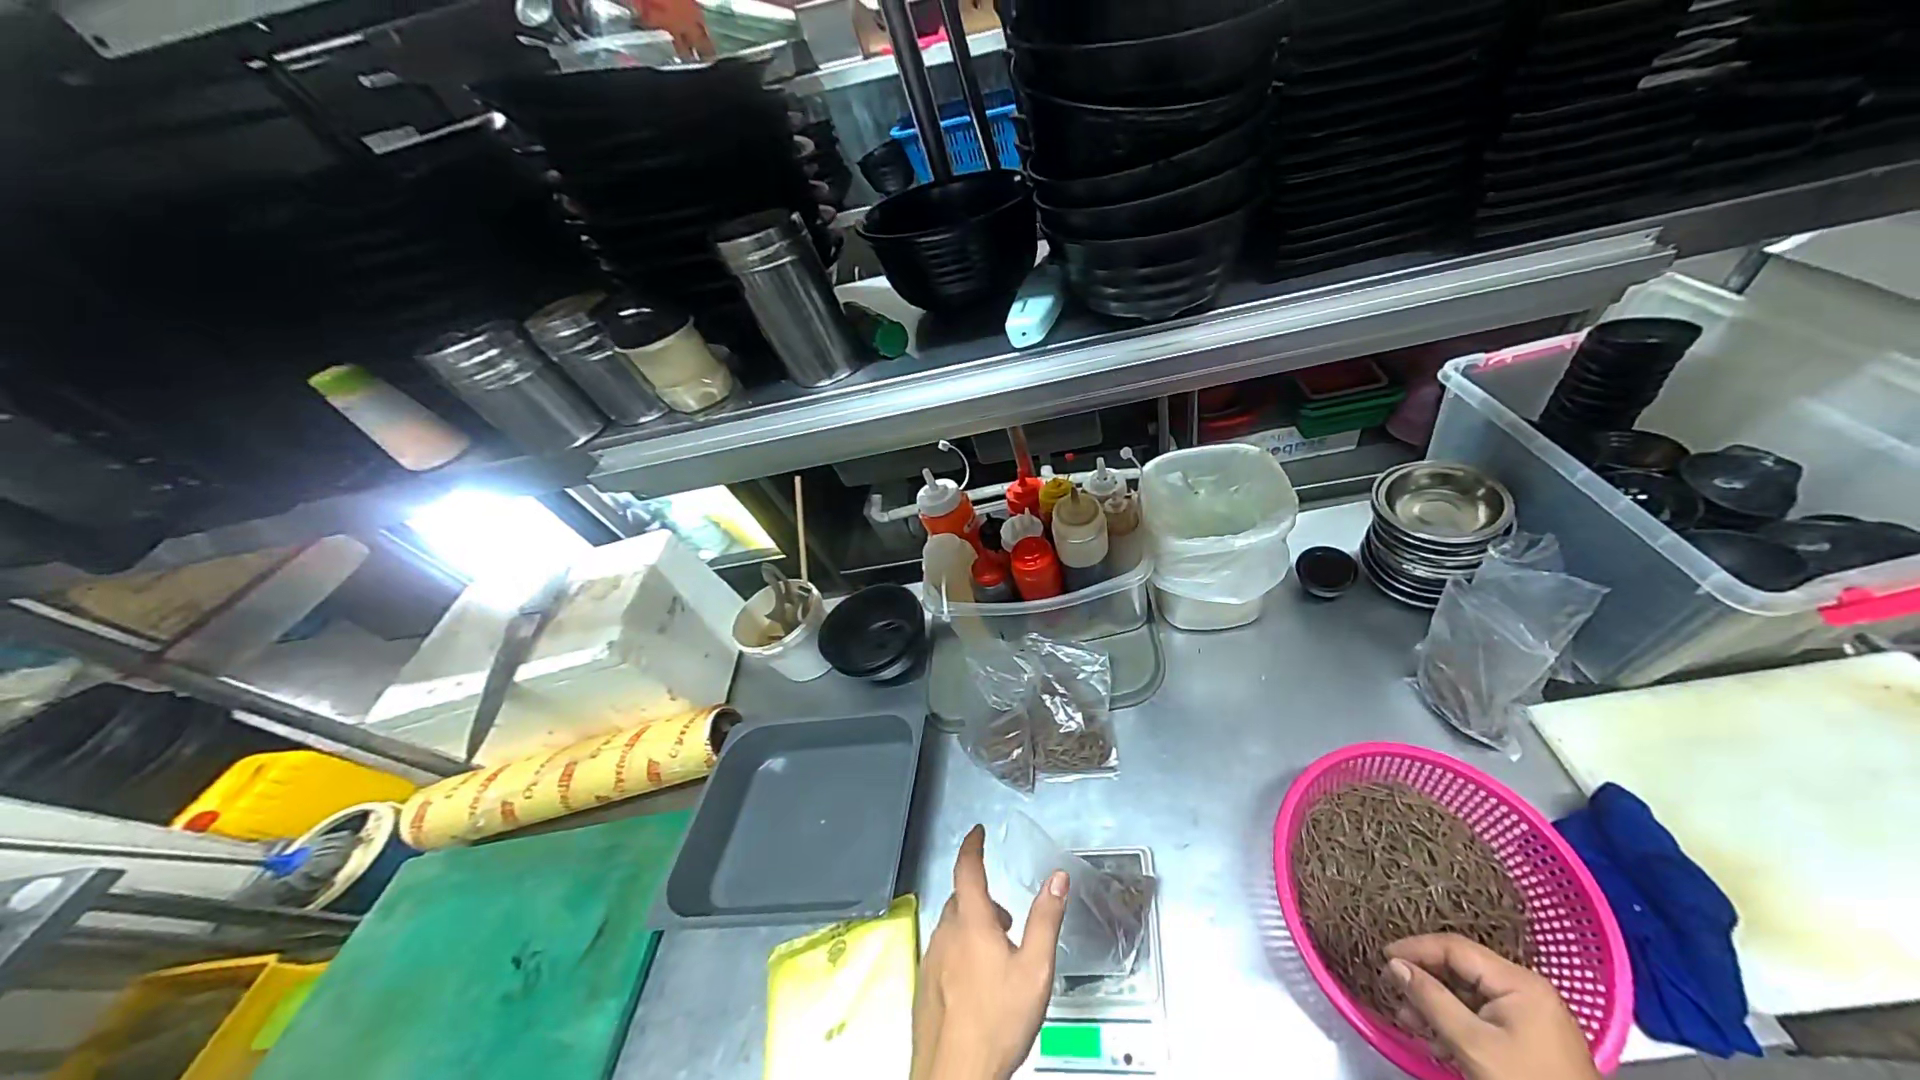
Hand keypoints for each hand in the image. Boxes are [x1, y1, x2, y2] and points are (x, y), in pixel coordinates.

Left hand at [912, 824, 1068, 1079]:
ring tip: (998, 954)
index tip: (977, 832)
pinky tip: (977, 981)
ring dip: (972, 926)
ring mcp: (931, 959)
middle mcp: (945, 934)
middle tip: (1007, 918)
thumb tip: (1058, 879)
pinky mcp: (925, 984)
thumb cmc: (998, 1021)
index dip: (972, 845)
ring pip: (951, 926)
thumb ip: (1046, 919)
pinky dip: (960, 950)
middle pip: (960, 899)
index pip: (967, 869)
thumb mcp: (1036, 969)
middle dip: (983, 898)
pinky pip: (943, 951)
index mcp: (971, 923)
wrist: (956, 1073)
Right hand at [1385, 934, 1600, 1079]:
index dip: (1415, 949)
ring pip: (1468, 994)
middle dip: (1424, 982)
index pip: (1455, 947)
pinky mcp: (1529, 1036)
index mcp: (1519, 982)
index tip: (1384, 959)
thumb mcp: (1472, 1043)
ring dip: (1436, 1005)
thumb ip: (1431, 999)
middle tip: (1395, 994)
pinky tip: (1436, 1039)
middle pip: (1461, 970)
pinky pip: (1482, 1015)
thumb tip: (1396, 965)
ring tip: (1411, 1022)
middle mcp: (1526, 989)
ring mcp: (1530, 1013)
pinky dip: (1455, 1022)